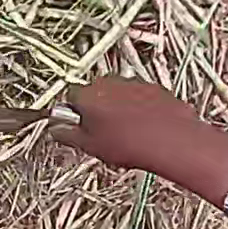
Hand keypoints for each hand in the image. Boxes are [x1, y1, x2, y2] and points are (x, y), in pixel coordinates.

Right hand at [64, 77, 205, 170]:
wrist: (171, 141)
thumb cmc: (129, 143)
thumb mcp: (88, 145)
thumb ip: (67, 134)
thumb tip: (56, 129)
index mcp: (88, 95)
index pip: (70, 97)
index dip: (72, 113)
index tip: (76, 126)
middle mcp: (109, 83)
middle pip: (93, 93)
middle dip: (94, 109)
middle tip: (98, 132)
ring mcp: (134, 83)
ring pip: (116, 94)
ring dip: (115, 109)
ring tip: (122, 134)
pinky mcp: (154, 88)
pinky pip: (137, 97)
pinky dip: (136, 109)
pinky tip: (140, 130)